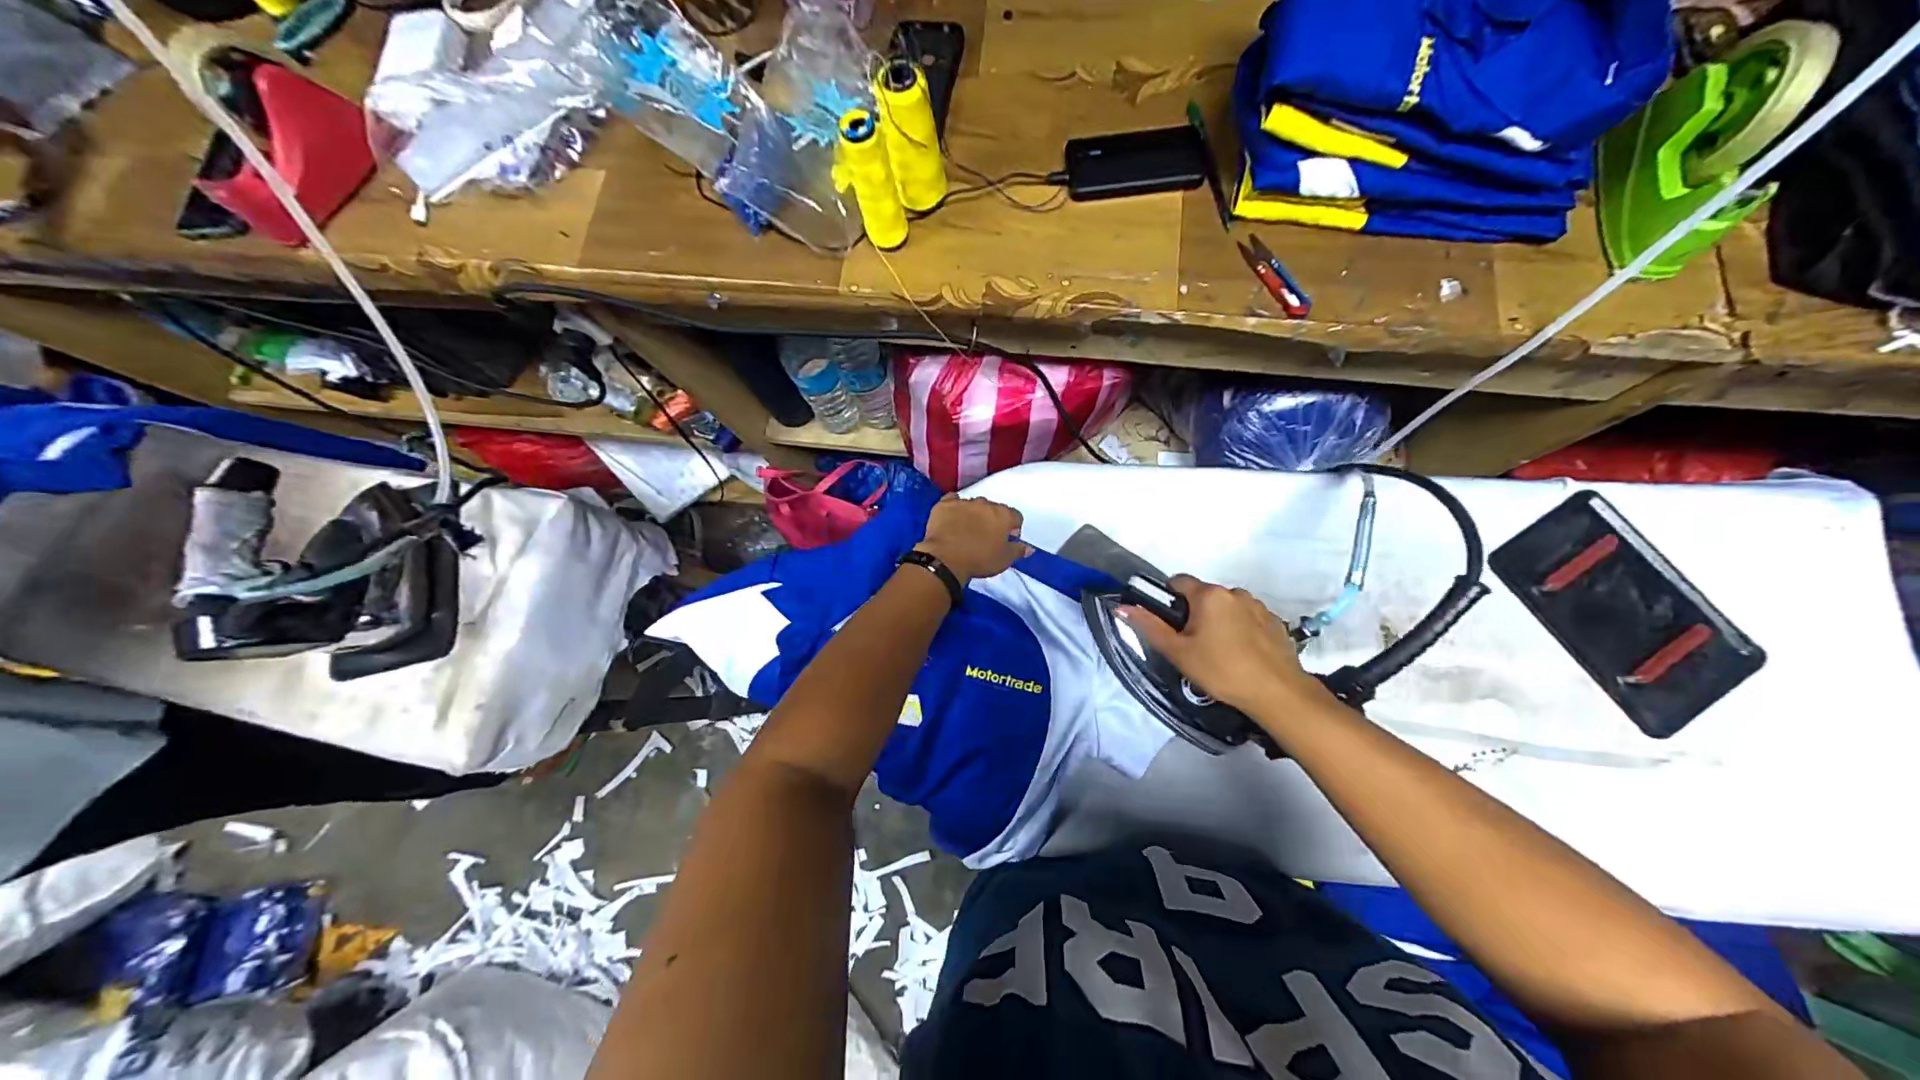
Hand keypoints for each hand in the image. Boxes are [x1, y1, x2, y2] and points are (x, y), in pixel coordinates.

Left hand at [915, 495, 1030, 582]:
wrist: (945, 558)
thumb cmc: (979, 560)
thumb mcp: (1004, 560)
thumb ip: (1018, 550)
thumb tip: (1029, 547)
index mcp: (1003, 515)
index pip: (1015, 516)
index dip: (1013, 528)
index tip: (1007, 539)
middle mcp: (985, 504)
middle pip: (994, 509)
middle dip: (992, 520)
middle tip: (985, 537)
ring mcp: (964, 502)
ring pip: (973, 505)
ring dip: (973, 514)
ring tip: (966, 530)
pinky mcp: (944, 504)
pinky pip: (952, 501)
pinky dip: (954, 507)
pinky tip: (951, 517)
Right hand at [1119, 575, 1325, 713]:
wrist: (1277, 693)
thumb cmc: (1221, 670)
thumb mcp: (1178, 652)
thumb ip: (1150, 626)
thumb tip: (1122, 607)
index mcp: (1208, 595)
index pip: (1178, 581)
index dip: (1168, 599)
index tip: (1168, 624)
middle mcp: (1234, 592)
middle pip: (1204, 595)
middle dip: (1194, 614)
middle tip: (1191, 645)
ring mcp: (1258, 606)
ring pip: (1227, 607)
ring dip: (1219, 621)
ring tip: (1219, 652)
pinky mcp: (1275, 623)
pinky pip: (1248, 619)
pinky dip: (1240, 630)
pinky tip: (1241, 655)